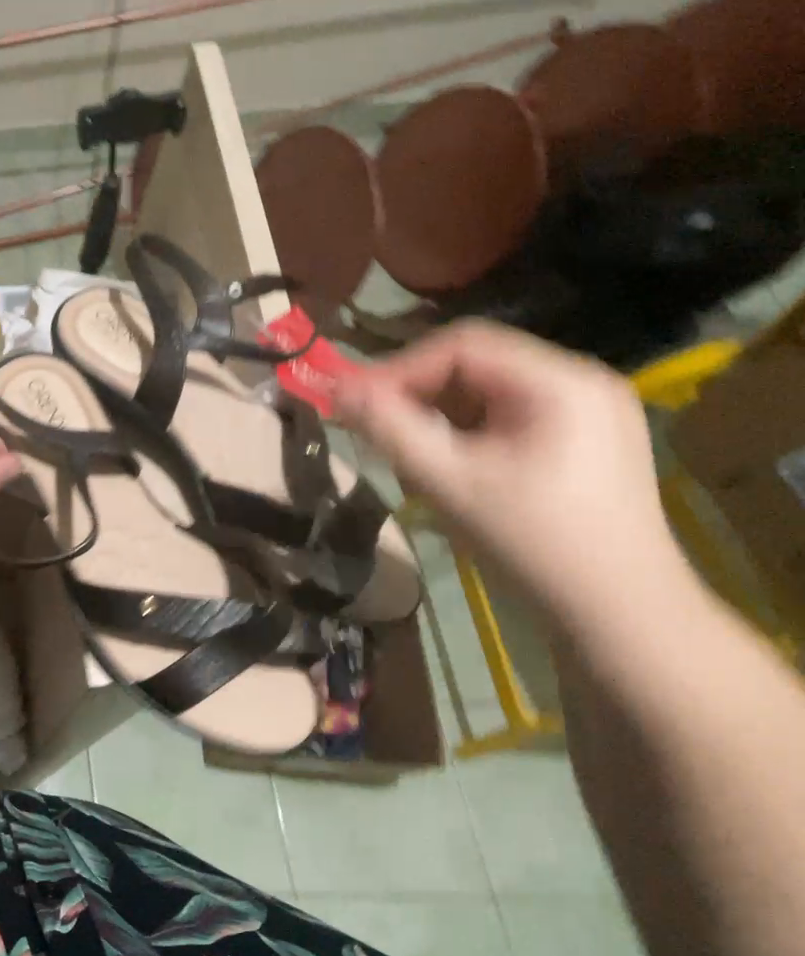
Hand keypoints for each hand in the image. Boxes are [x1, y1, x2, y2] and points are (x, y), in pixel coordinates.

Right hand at [332, 321, 680, 620]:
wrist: (617, 609)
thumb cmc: (532, 541)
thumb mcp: (448, 482)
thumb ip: (389, 430)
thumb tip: (338, 392)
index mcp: (560, 382)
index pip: (462, 346)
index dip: (396, 370)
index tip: (349, 405)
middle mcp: (582, 383)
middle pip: (476, 367)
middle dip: (415, 397)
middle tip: (369, 433)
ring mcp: (590, 413)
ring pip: (489, 395)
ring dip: (437, 419)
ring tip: (406, 459)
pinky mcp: (586, 442)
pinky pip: (510, 419)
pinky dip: (466, 436)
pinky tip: (447, 472)